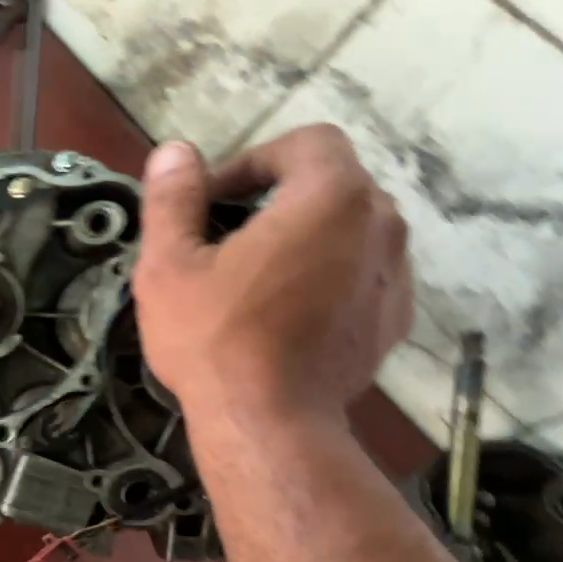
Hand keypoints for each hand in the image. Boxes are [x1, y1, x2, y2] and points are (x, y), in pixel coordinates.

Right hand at [133, 125, 412, 426]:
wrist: (268, 417)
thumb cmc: (211, 337)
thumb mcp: (167, 267)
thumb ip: (172, 202)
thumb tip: (173, 153)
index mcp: (329, 197)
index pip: (304, 143)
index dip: (249, 163)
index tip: (207, 204)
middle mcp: (379, 220)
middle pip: (327, 186)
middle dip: (271, 204)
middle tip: (216, 246)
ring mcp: (394, 269)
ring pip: (344, 233)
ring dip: (297, 243)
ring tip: (245, 286)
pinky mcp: (392, 313)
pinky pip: (356, 276)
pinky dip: (320, 281)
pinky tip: (277, 319)